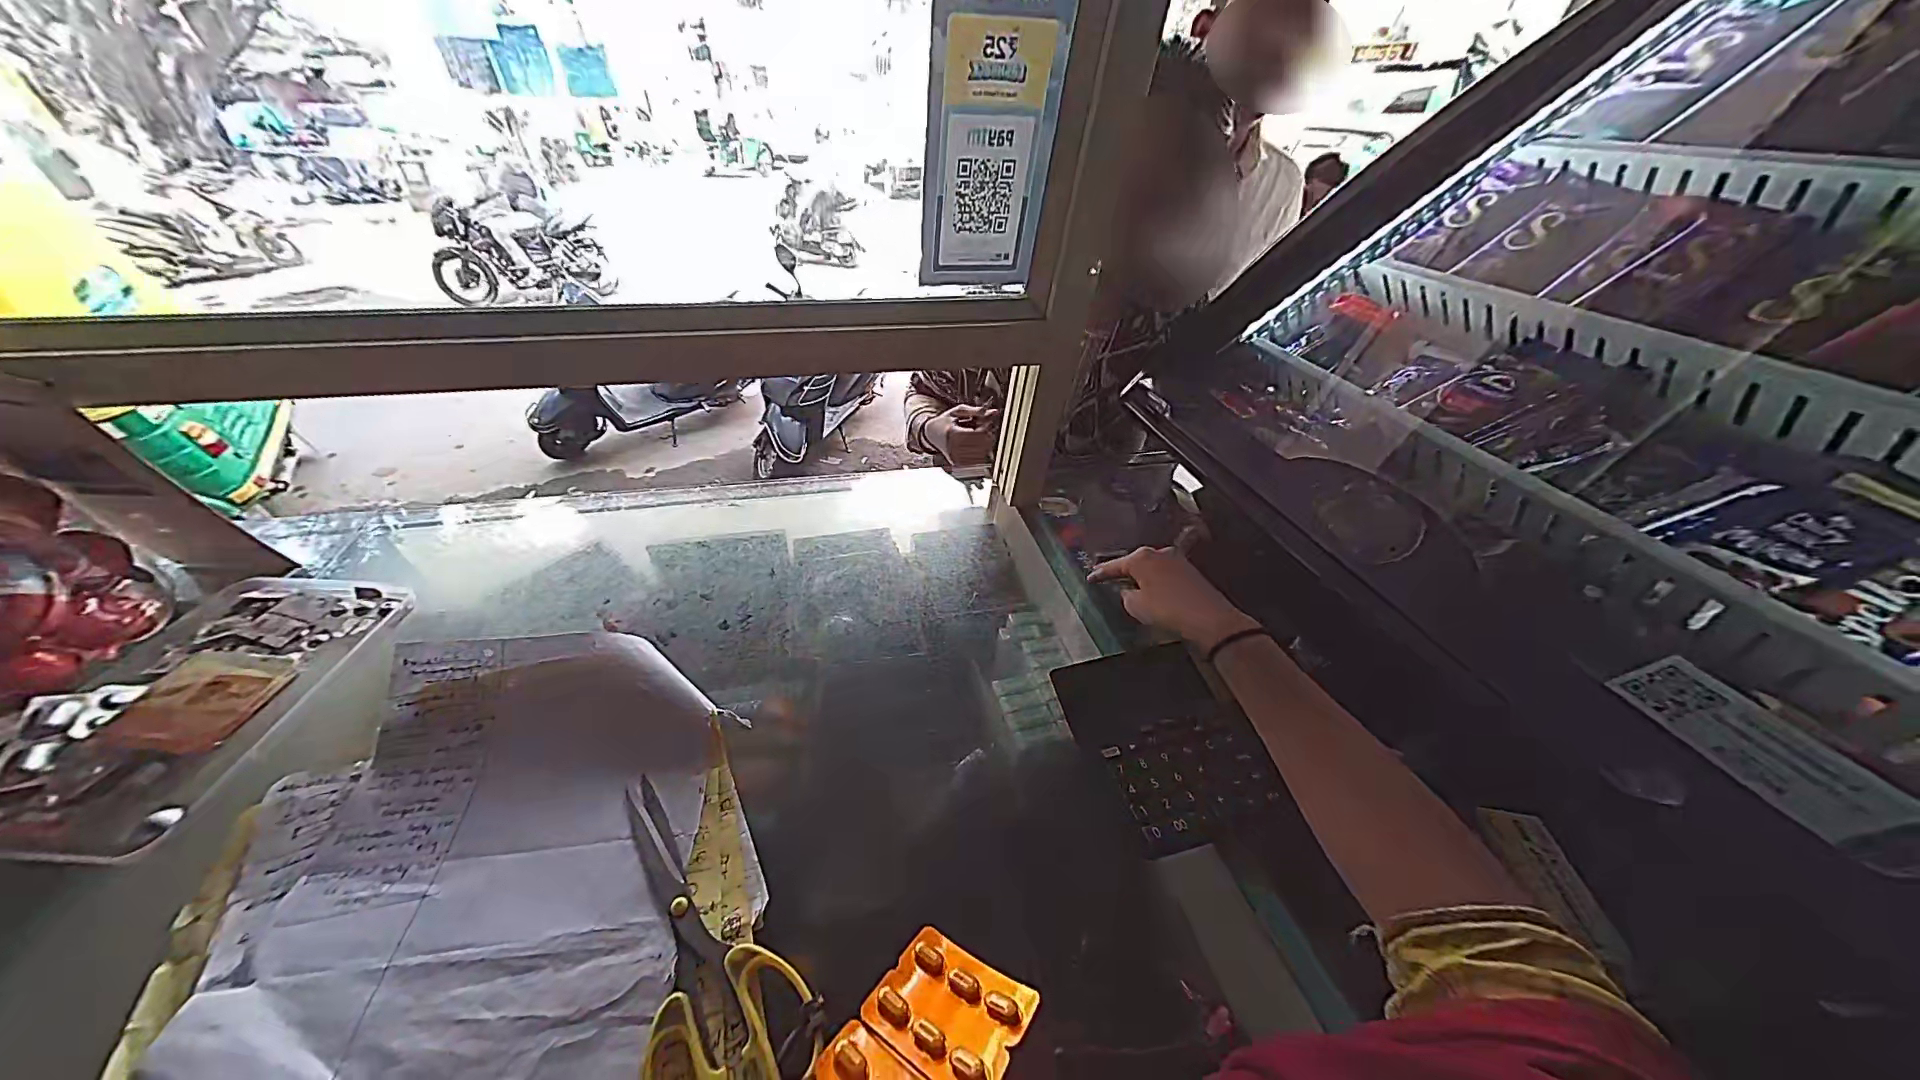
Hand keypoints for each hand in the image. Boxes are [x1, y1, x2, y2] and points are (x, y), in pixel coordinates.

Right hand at [927, 405, 999, 467]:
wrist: (932, 434)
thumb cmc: (945, 421)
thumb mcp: (959, 411)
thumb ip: (976, 411)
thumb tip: (994, 412)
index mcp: (952, 433)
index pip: (977, 434)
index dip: (985, 428)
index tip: (984, 423)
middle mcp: (952, 447)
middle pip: (981, 444)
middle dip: (986, 436)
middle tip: (982, 430)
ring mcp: (954, 457)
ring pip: (981, 453)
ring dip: (984, 445)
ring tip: (978, 437)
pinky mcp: (957, 463)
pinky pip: (976, 460)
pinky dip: (980, 453)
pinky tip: (975, 446)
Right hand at [1088, 546, 1258, 648]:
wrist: (1208, 618)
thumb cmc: (1169, 609)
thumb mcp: (1135, 606)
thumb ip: (1125, 595)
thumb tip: (1127, 591)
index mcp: (1141, 558)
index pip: (1114, 565)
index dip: (1100, 573)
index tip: (1091, 577)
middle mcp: (1159, 553)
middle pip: (1134, 562)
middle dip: (1122, 572)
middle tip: (1109, 581)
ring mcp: (1176, 560)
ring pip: (1150, 567)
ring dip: (1141, 577)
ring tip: (1132, 590)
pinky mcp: (1189, 571)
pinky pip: (1164, 573)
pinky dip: (1156, 581)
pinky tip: (1154, 593)